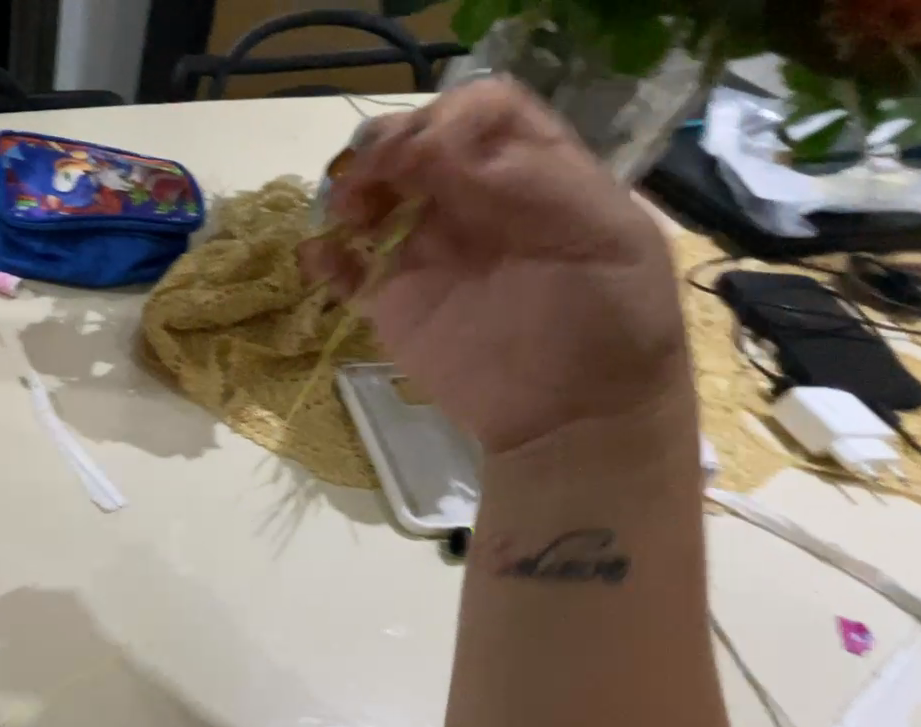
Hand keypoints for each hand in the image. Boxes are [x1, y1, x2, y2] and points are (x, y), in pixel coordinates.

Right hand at [305, 78, 690, 453]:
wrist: (569, 418)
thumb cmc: (603, 327)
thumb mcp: (598, 239)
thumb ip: (532, 185)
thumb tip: (439, 150)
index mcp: (535, 175)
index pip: (482, 114)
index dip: (443, 121)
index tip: (417, 158)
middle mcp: (475, 203)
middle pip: (417, 146)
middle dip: (385, 150)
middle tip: (365, 184)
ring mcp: (428, 253)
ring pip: (377, 196)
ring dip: (351, 193)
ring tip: (345, 220)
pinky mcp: (392, 302)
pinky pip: (347, 268)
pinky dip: (323, 257)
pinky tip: (318, 259)